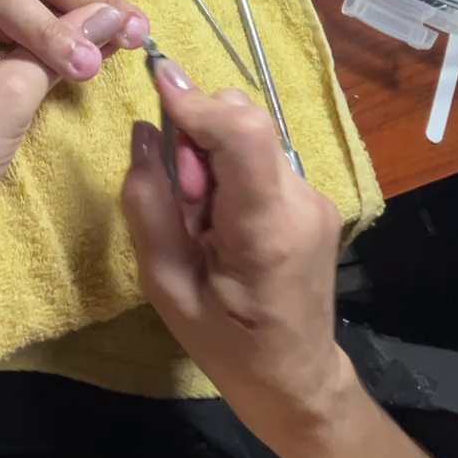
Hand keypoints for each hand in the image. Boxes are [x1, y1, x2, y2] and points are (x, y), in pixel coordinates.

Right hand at [119, 58, 354, 454]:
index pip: (243, 134)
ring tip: (198, 213)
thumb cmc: (224, 340)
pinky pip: (255, 152)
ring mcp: (312, 194)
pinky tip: (217, 216)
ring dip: (208, 152)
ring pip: (248, 130)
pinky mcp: (309, 194)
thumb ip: (148, 202)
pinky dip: (225, 166)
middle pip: (244, 119)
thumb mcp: (164, 283)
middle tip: (180, 193)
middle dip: (194, 133)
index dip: (196, 101)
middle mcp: (301, 199)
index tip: (156, 80)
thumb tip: (144, 131)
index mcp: (266, 227)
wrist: (295, 377)